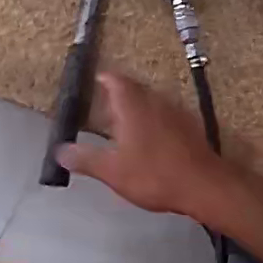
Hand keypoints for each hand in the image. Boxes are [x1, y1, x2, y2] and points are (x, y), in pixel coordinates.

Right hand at [57, 72, 239, 218]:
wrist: (202, 184)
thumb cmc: (154, 175)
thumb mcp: (112, 171)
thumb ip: (85, 159)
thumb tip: (60, 151)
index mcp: (133, 106)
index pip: (116, 80)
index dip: (103, 78)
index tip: (94, 79)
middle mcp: (155, 101)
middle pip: (134, 88)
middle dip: (118, 95)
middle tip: (103, 107)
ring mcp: (175, 111)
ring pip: (150, 101)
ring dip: (136, 107)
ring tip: (123, 125)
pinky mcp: (189, 125)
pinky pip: (165, 113)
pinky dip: (152, 119)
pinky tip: (149, 139)